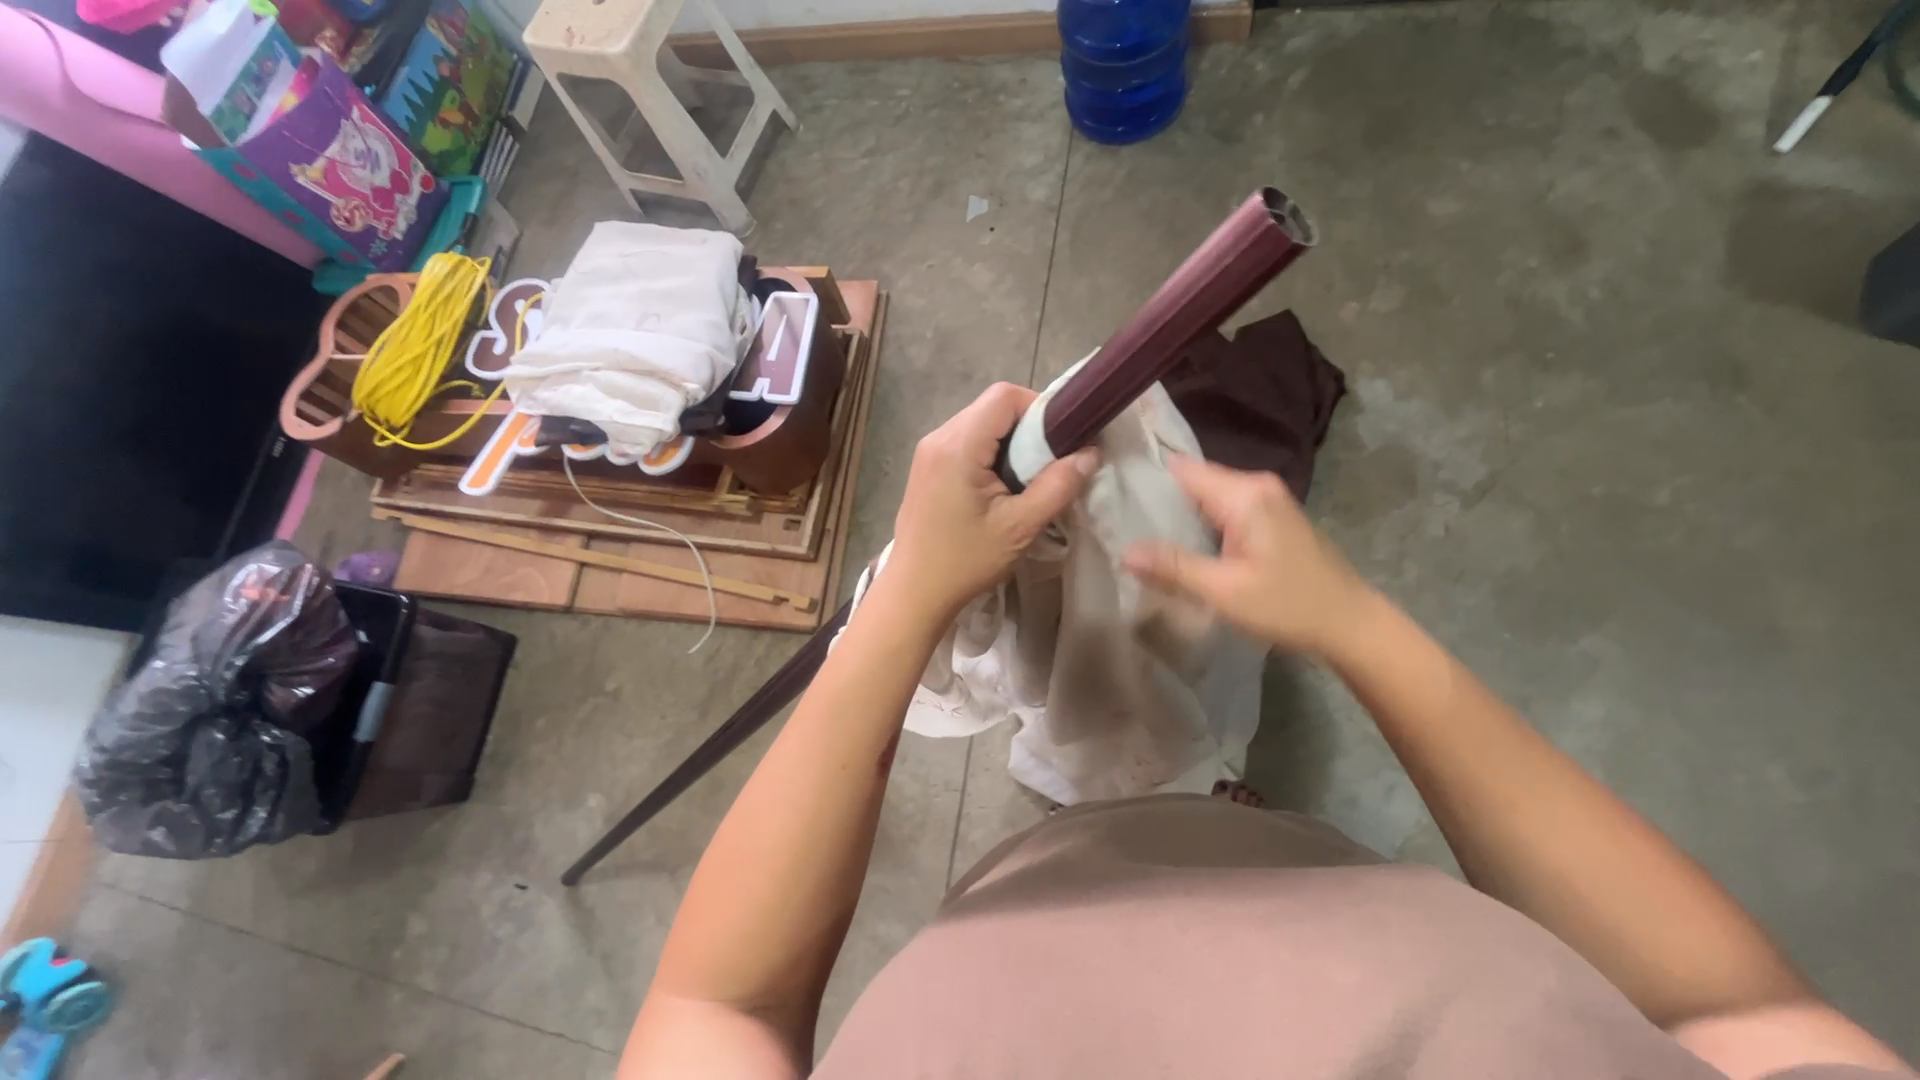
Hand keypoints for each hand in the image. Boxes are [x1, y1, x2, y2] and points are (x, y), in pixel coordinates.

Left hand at [886, 383, 1097, 619]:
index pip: (1004, 396)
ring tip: (1028, 477)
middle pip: (992, 407)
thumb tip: (1091, 453)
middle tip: (1050, 463)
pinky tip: (1002, 486)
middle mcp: (939, 437)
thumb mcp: (1019, 527)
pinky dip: (990, 452)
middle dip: (1028, 426)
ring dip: (1010, 441)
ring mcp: (929, 451)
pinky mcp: (927, 466)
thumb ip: (1057, 486)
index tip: (1061, 440)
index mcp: (958, 446)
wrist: (914, 591)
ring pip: (980, 422)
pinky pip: (966, 440)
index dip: (1040, 408)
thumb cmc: (965, 561)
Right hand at [1123, 456, 1375, 656]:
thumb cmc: (1288, 606)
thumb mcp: (1224, 591)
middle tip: (1119, 521)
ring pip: (1209, 496)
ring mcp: (1268, 499)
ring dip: (1180, 514)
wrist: (1350, 624)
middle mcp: (1257, 485)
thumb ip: (1173, 567)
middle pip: (1195, 480)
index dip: (1148, 478)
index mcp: (1244, 494)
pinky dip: (1202, 523)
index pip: (1183, 469)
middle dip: (1161, 499)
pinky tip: (1182, 544)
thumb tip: (1124, 551)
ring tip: (1141, 533)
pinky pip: (1225, 508)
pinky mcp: (1272, 516)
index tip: (1113, 492)